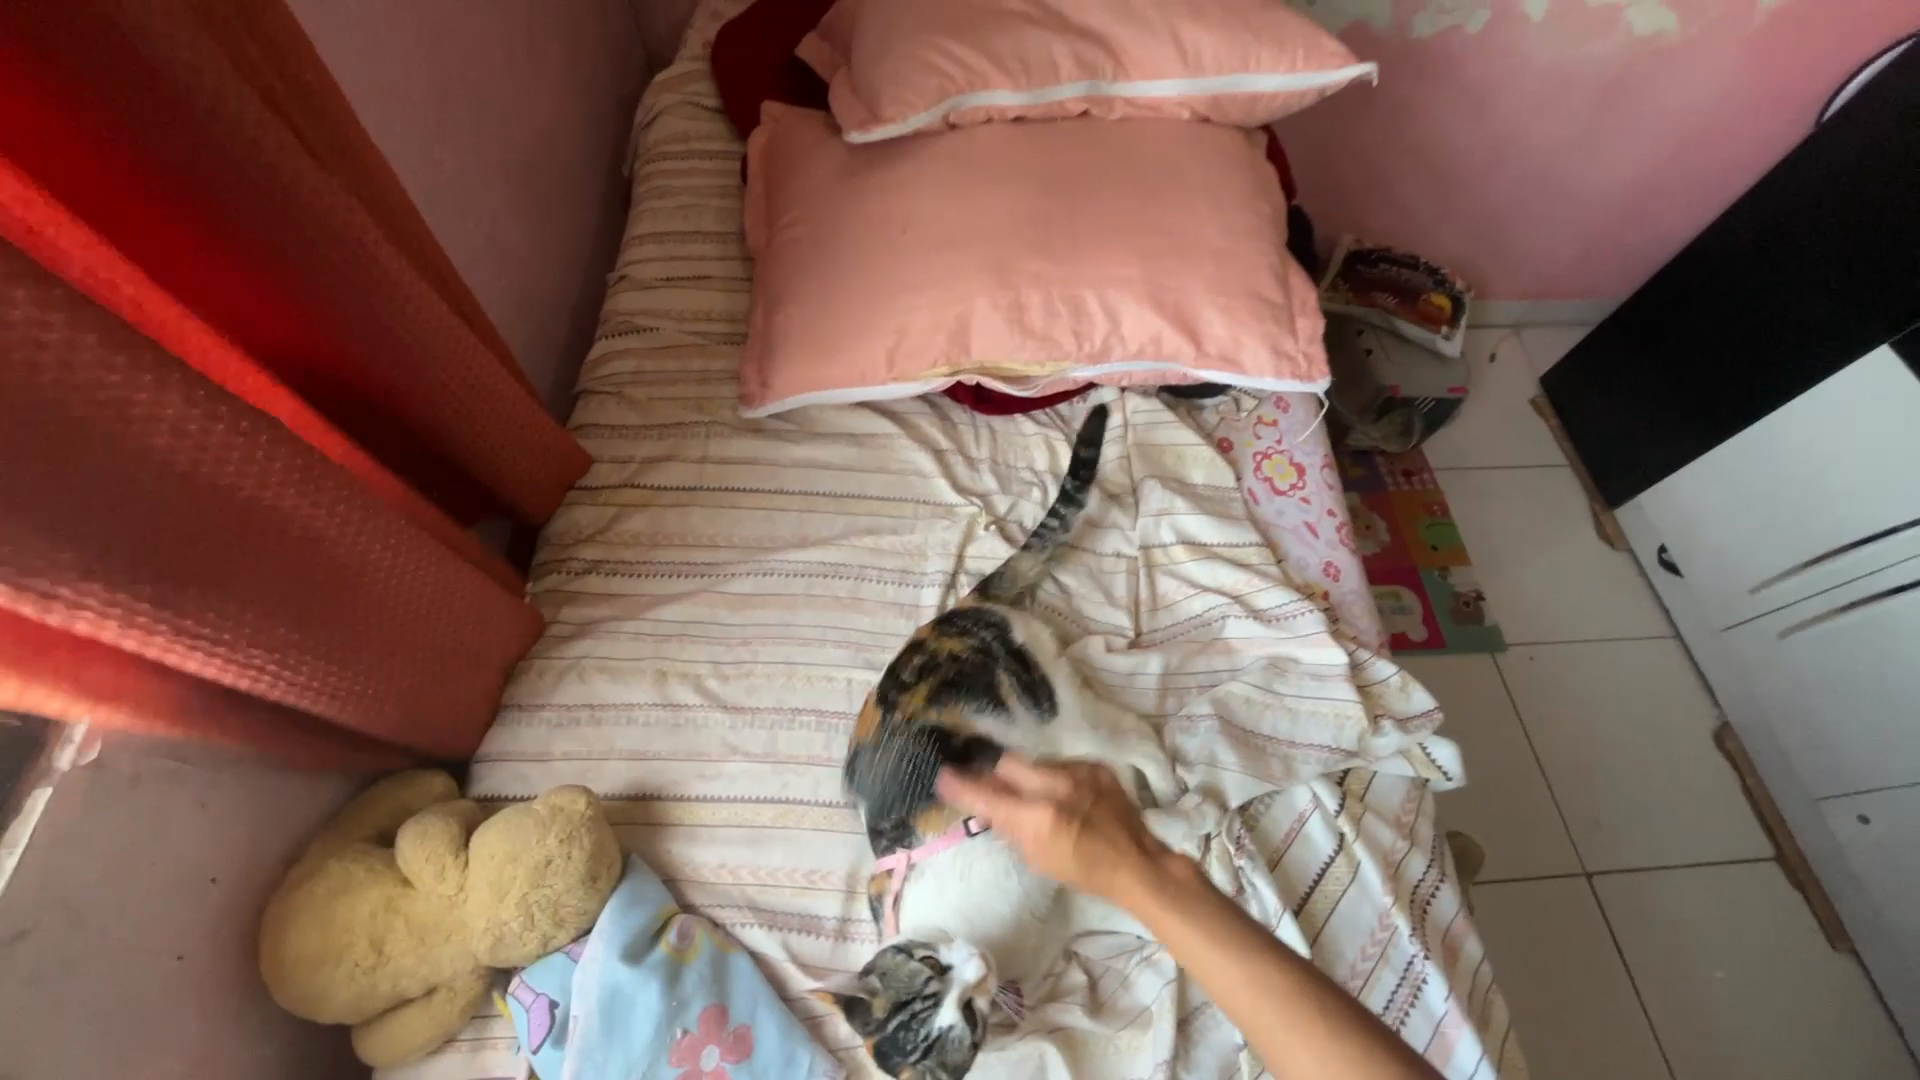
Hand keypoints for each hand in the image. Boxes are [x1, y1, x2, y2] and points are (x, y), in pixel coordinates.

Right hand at [936, 755, 1178, 904]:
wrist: (1136, 861)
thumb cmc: (1083, 869)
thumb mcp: (1037, 856)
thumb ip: (1009, 826)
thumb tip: (987, 804)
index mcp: (1038, 817)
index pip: (989, 796)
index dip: (963, 787)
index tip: (943, 777)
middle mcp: (1056, 786)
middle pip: (1008, 763)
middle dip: (997, 775)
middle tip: (997, 788)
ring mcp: (1078, 772)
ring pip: (1035, 762)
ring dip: (1029, 777)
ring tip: (1039, 797)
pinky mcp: (1095, 766)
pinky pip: (1060, 764)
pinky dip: (1055, 778)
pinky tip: (1066, 796)